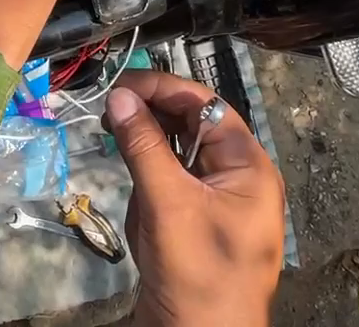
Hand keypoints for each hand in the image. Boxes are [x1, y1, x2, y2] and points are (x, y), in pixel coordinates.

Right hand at [104, 70, 284, 326]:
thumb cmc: (197, 273)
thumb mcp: (168, 204)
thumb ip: (143, 145)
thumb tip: (119, 95)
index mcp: (248, 166)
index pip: (204, 105)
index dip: (163, 88)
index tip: (121, 86)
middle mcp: (237, 176)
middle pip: (192, 124)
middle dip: (151, 115)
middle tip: (110, 111)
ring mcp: (218, 199)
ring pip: (178, 149)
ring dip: (148, 144)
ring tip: (116, 139)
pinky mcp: (198, 219)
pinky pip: (173, 179)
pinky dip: (150, 174)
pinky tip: (133, 179)